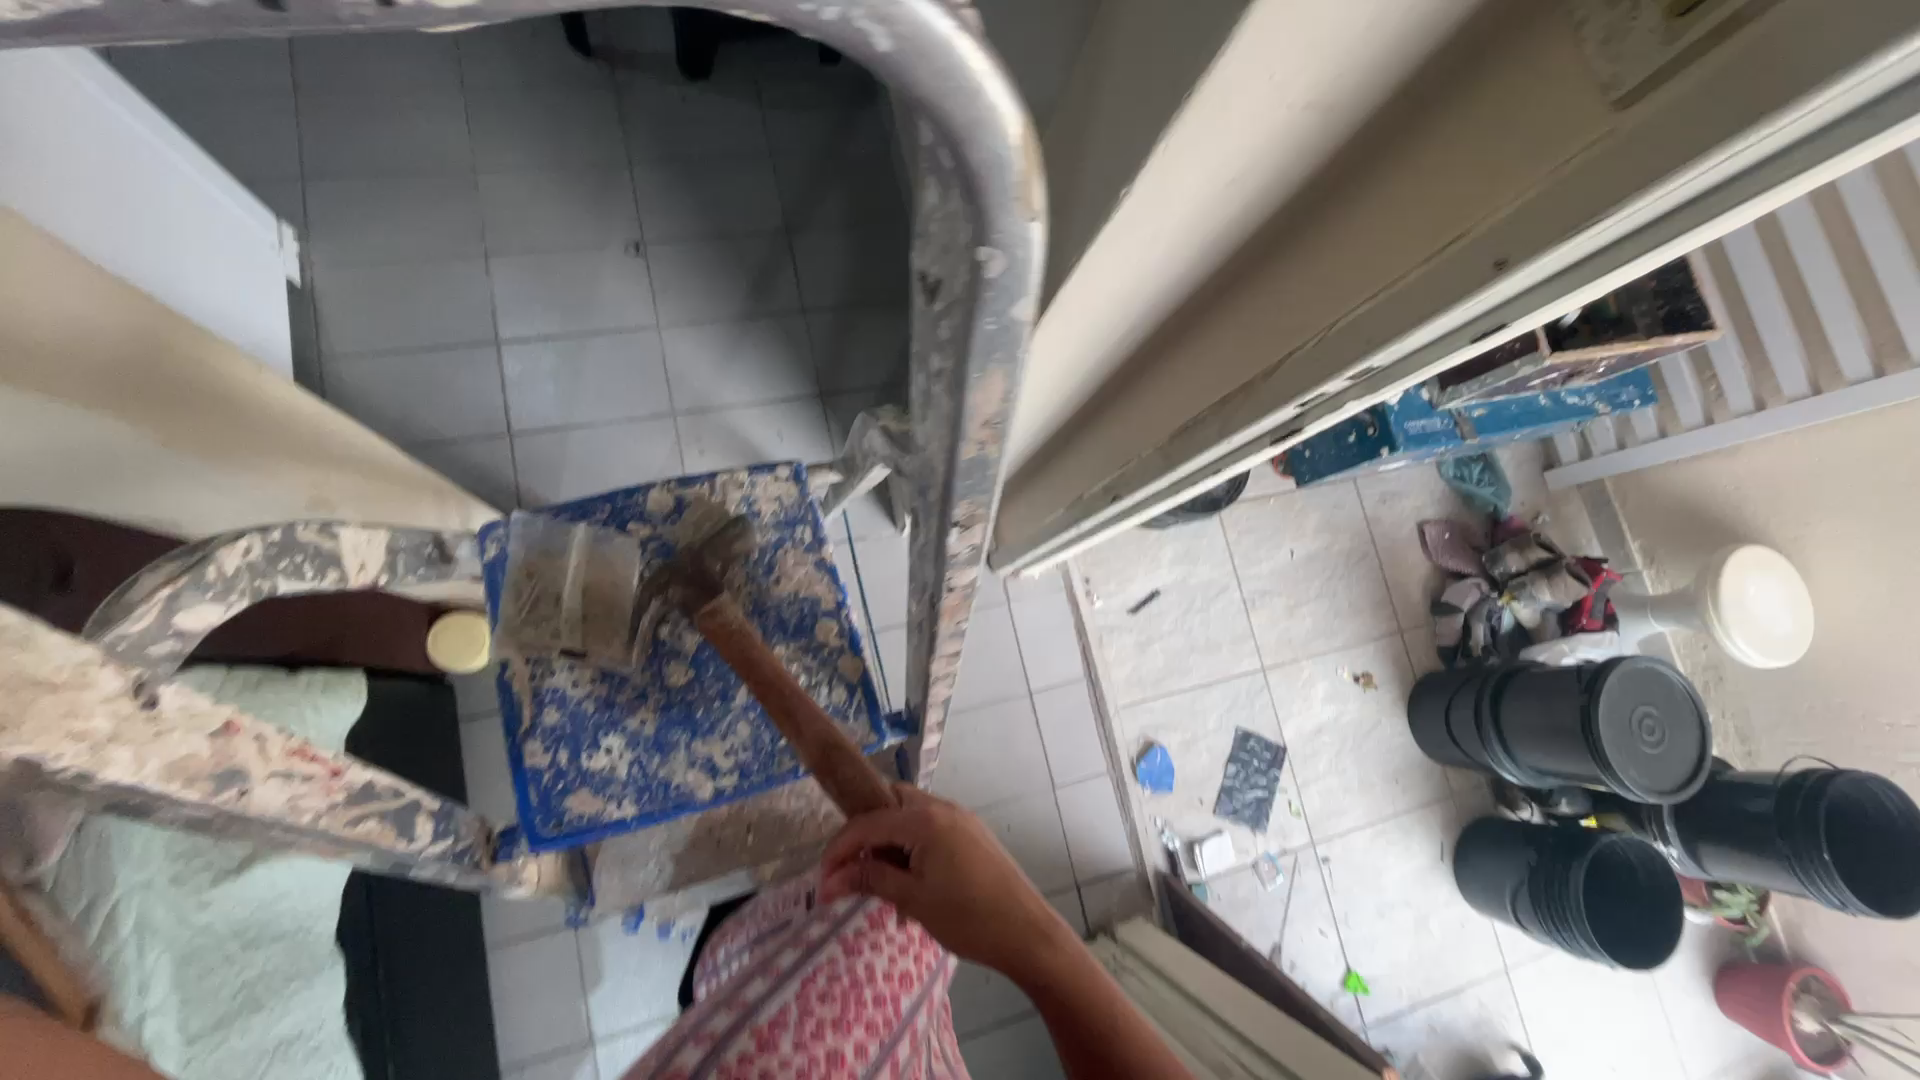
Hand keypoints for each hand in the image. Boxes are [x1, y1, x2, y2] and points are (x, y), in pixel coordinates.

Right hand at [819, 783, 1078, 981]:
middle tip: (851, 871)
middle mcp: (942, 806)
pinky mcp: (971, 832)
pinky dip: (910, 845)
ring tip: (880, 881)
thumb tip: (829, 881)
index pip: (868, 822)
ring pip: (909, 814)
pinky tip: (908, 880)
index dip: (839, 849)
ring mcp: (960, 817)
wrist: (1027, 932)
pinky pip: (929, 827)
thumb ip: (870, 880)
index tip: (822, 881)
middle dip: (864, 834)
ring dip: (888, 841)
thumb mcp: (912, 899)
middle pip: (888, 803)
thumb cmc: (968, 918)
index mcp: (925, 819)